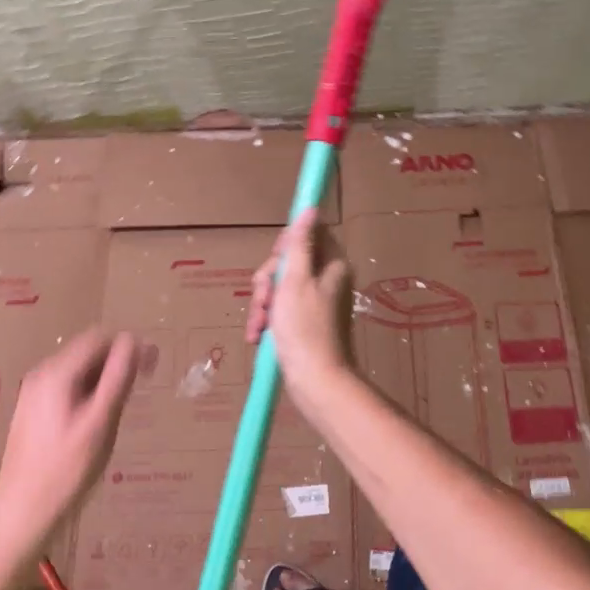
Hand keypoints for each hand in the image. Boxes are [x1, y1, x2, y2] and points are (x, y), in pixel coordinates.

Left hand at [0, 328, 137, 528]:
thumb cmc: (66, 472)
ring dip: (102, 378)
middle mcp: (41, 375)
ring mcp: (33, 393)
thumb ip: (118, 378)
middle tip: (139, 387)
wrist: (21, 516)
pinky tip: (94, 421)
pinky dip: (87, 391)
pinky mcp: (31, 410)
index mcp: (56, 373)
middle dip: (116, 363)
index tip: (151, 367)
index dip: (128, 346)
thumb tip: (134, 341)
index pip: (99, 338)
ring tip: (117, 410)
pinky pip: (67, 386)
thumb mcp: (100, 424)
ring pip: (78, 369)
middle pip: (87, 352)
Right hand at [246, 209, 353, 396]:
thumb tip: (310, 207)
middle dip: (268, 281)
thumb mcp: (296, 280)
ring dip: (263, 304)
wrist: (316, 382)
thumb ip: (300, 243)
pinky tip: (257, 336)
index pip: (308, 234)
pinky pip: (280, 310)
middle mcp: (326, 279)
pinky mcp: (305, 323)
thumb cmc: (304, 329)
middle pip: (289, 261)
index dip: (286, 244)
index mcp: (332, 265)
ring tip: (258, 326)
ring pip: (280, 286)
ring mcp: (315, 302)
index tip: (276, 262)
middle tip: (264, 300)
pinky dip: (267, 320)